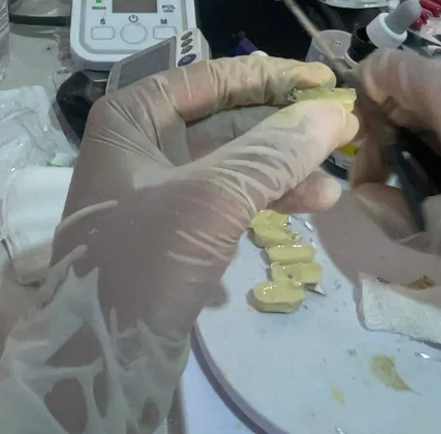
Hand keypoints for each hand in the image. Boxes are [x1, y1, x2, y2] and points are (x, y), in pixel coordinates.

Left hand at [0, 55, 356, 433]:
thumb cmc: (143, 261)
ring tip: (336, 179)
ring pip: (234, 159)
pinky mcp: (176, 225)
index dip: (272, 77)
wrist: (98, 363)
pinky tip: (314, 204)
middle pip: (226, 117)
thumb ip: (273, 152)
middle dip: (284, 125)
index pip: (211, 78)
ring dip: (284, 166)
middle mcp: (142, 140)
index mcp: (132, 115)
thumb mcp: (211, 198)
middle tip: (342, 125)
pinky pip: (230, 194)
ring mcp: (158, 185)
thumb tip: (334, 112)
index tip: (326, 80)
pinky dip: (269, 197)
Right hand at [351, 51, 440, 433]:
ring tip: (438, 188)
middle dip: (392, 131)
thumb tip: (363, 196)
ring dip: (422, 136)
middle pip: (407, 85)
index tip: (374, 157)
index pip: (380, 67)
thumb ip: (388, 212)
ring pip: (437, 97)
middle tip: (400, 184)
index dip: (361, 107)